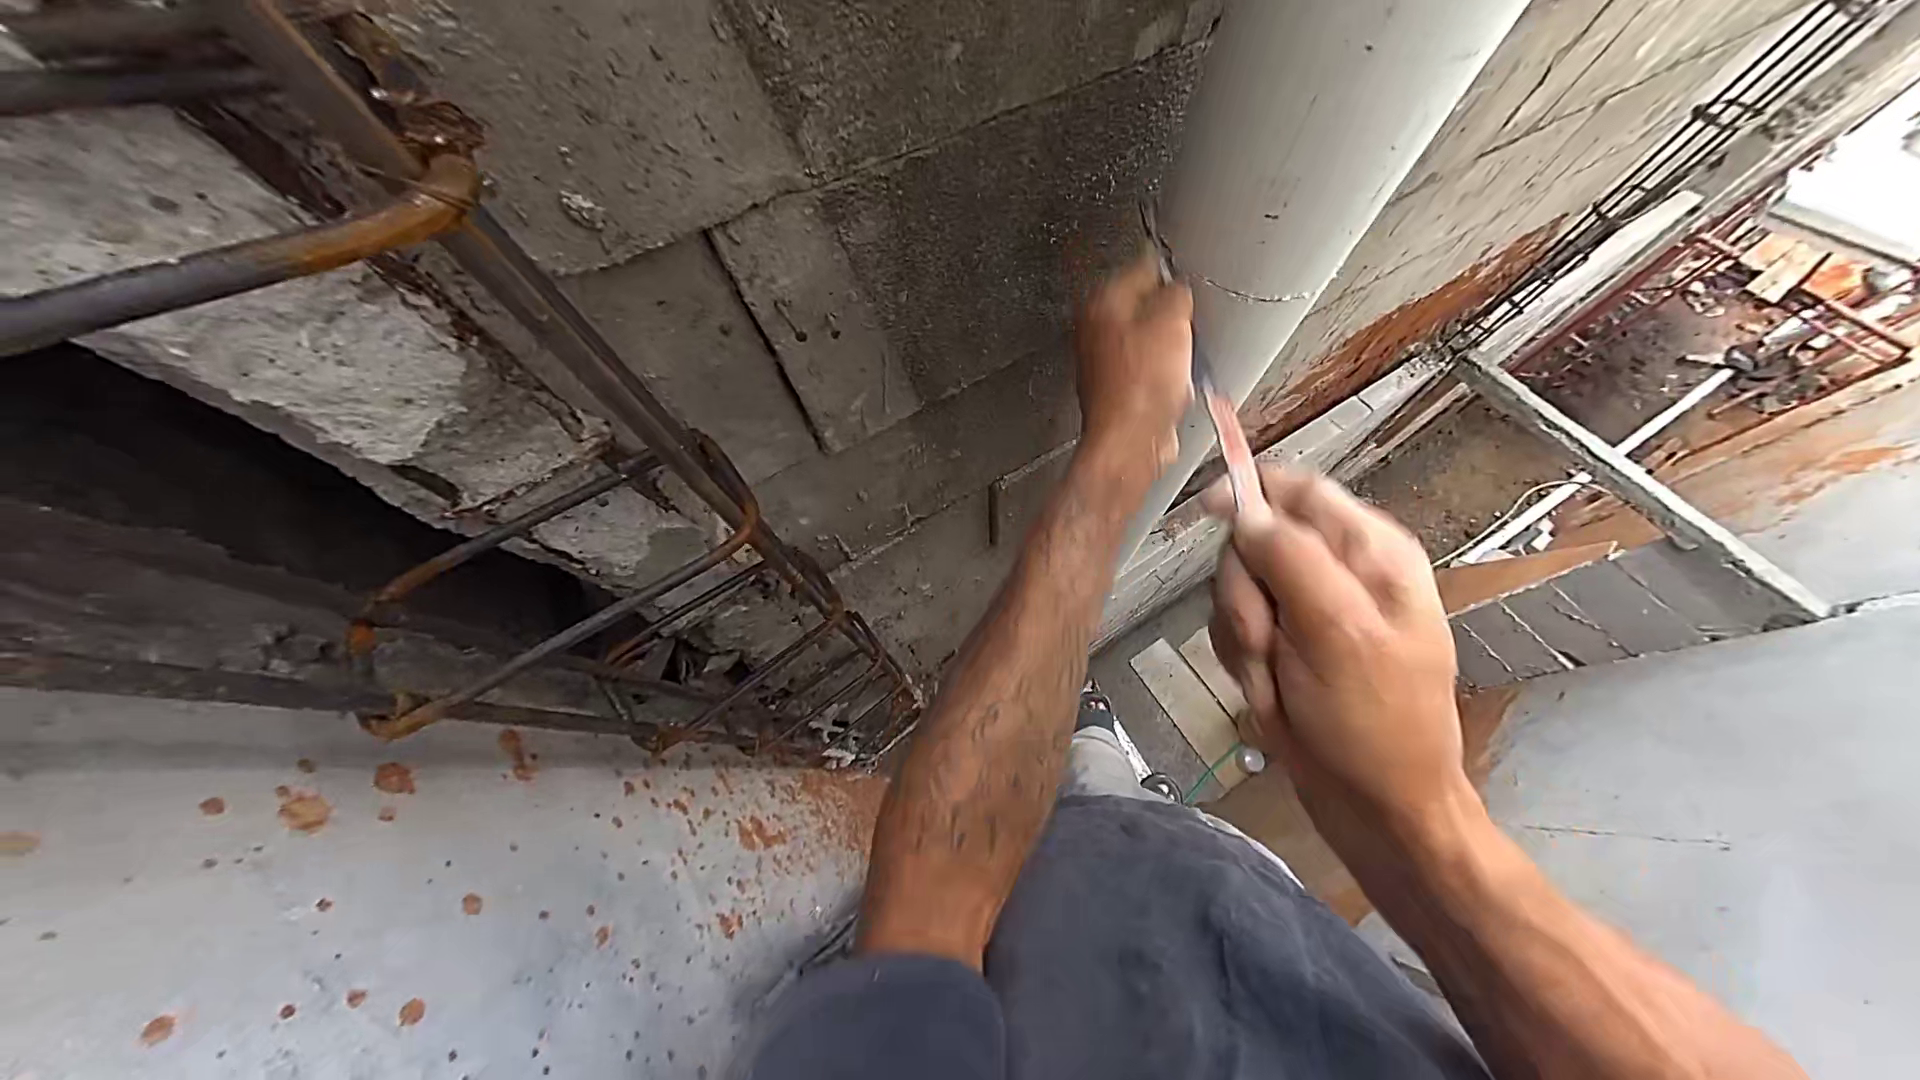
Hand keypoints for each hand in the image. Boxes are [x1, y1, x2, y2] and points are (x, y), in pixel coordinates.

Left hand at [1074, 253, 1193, 471]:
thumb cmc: (1141, 388)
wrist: (1132, 440)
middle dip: (1170, 315)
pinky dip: (1163, 375)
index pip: (1141, 267)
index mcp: (1100, 304)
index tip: (1187, 285)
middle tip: (1185, 328)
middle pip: (1144, 306)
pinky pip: (1148, 370)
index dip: (1171, 275)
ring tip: (1178, 361)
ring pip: (1148, 339)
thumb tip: (1178, 289)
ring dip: (1168, 347)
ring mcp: (1103, 362)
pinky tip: (1170, 385)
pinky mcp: (1116, 388)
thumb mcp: (1172, 321)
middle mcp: (1094, 331)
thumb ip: (1176, 292)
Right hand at [1205, 467, 1468, 834]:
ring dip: (1240, 632)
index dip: (1251, 493)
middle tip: (1264, 637)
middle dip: (1244, 591)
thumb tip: (1245, 510)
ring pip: (1234, 586)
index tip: (1207, 510)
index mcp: (1370, 553)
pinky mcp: (1279, 638)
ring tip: (1272, 672)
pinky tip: (1267, 683)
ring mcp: (1303, 607)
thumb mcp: (1338, 632)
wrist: (1371, 801)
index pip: (1299, 491)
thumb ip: (1292, 560)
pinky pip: (1231, 624)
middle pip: (1253, 541)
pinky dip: (1237, 655)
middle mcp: (1335, 571)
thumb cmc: (1374, 722)